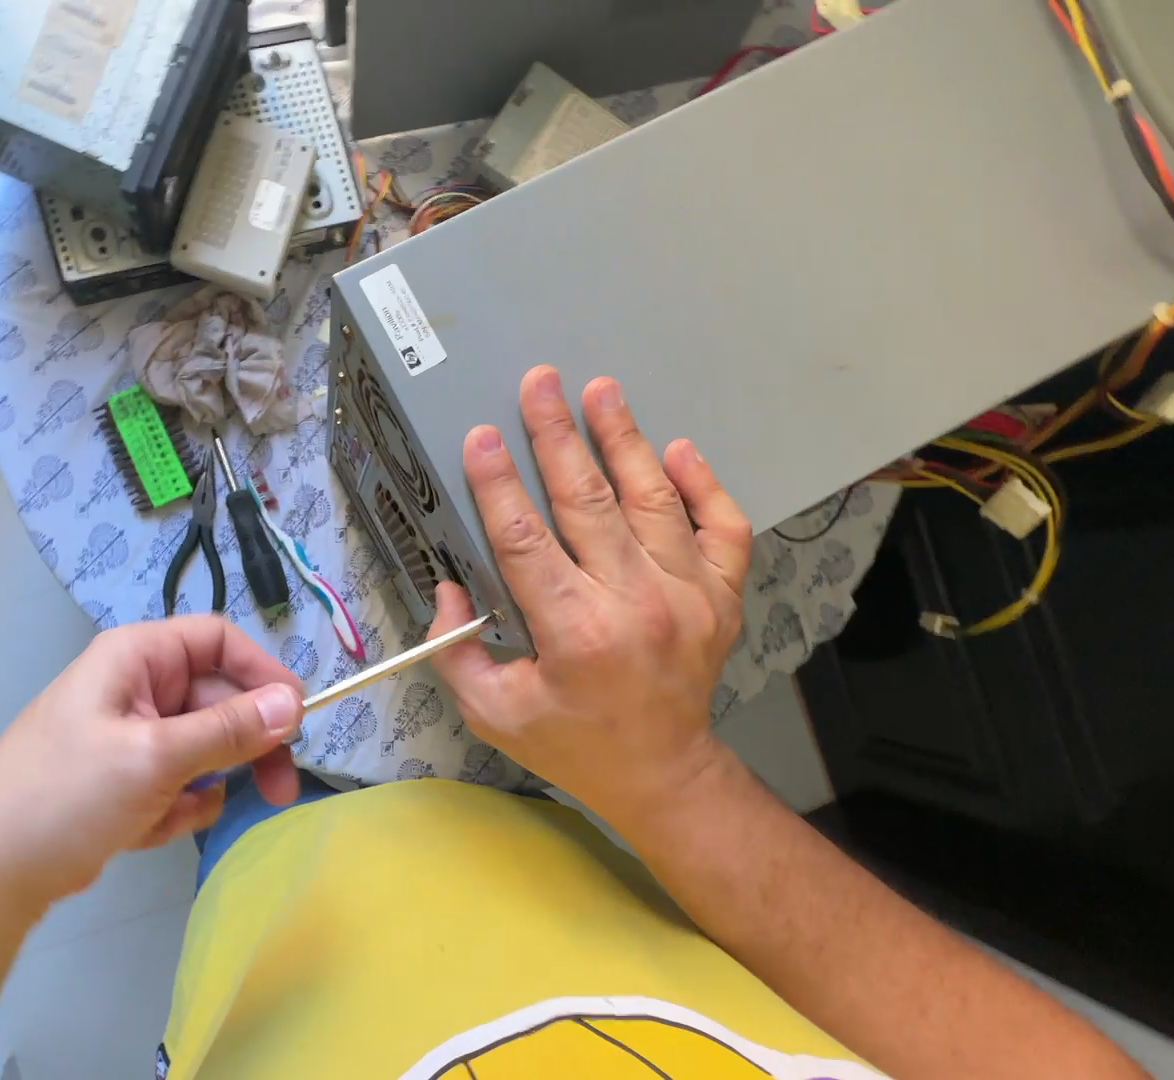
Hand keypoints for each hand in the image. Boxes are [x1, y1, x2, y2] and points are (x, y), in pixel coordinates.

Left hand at [0, 618, 303, 921]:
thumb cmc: (65, 797)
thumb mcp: (155, 758)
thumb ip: (230, 730)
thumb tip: (295, 704)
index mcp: (137, 657)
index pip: (219, 642)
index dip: (263, 673)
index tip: (298, 716)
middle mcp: (138, 686)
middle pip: (219, 700)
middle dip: (244, 747)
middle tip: (279, 792)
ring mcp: (133, 733)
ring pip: (205, 746)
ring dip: (201, 785)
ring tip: (173, 816)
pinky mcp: (129, 777)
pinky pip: (181, 780)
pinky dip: (175, 807)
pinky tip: (143, 830)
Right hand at [429, 366, 751, 830]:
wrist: (662, 772)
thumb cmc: (569, 741)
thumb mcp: (490, 711)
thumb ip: (455, 651)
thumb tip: (450, 586)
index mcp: (574, 633)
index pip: (524, 539)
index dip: (497, 483)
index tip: (481, 436)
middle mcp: (635, 603)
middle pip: (587, 501)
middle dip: (557, 436)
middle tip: (540, 382)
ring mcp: (688, 596)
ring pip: (652, 500)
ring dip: (623, 440)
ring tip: (602, 391)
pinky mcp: (721, 596)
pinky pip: (723, 526)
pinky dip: (703, 483)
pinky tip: (677, 449)